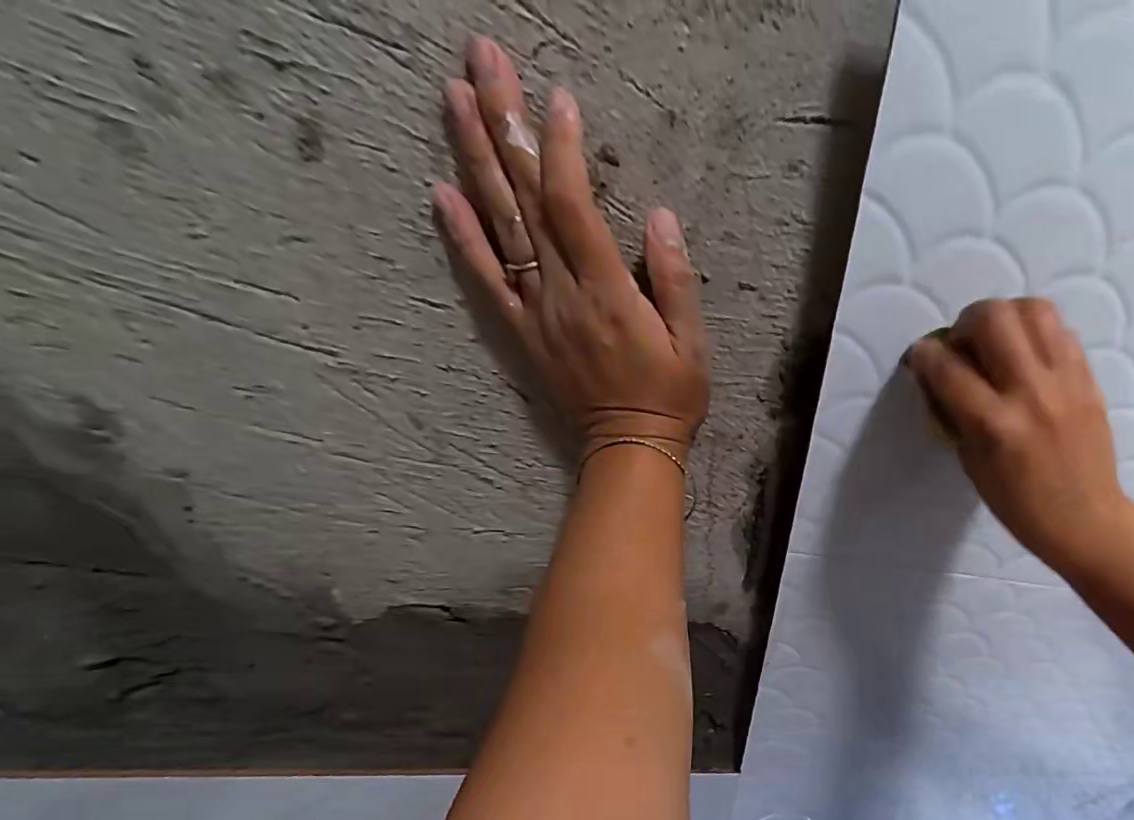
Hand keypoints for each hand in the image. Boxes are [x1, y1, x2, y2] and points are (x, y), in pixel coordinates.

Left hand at [432, 37, 708, 457]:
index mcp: (609, 294)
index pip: (574, 206)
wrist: (631, 445)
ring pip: (500, 226)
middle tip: (482, 60)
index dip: (561, 149)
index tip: (558, 98)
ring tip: (455, 98)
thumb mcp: (693, 342)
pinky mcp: (522, 332)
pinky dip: (461, 236)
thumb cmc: (672, 394)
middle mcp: (563, 294)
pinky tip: (440, 191)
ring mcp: (536, 311)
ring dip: (474, 159)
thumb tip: (659, 217)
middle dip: (505, 126)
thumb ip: (675, 280)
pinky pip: (486, 280)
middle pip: (525, 199)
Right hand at [906, 298, 1133, 572]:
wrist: (1085, 520)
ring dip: (1005, 316)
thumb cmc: (1020, 505)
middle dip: (965, 322)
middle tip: (964, 345)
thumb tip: (944, 376)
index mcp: (996, 426)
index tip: (921, 355)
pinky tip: (1029, 356)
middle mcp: (1031, 393)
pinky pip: (1061, 332)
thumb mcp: (974, 465)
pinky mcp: (1088, 379)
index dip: (924, 355)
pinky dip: (1037, 334)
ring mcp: (1065, 381)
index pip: (948, 368)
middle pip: (992, 318)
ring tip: (999, 340)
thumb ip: (958, 416)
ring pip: (1033, 309)